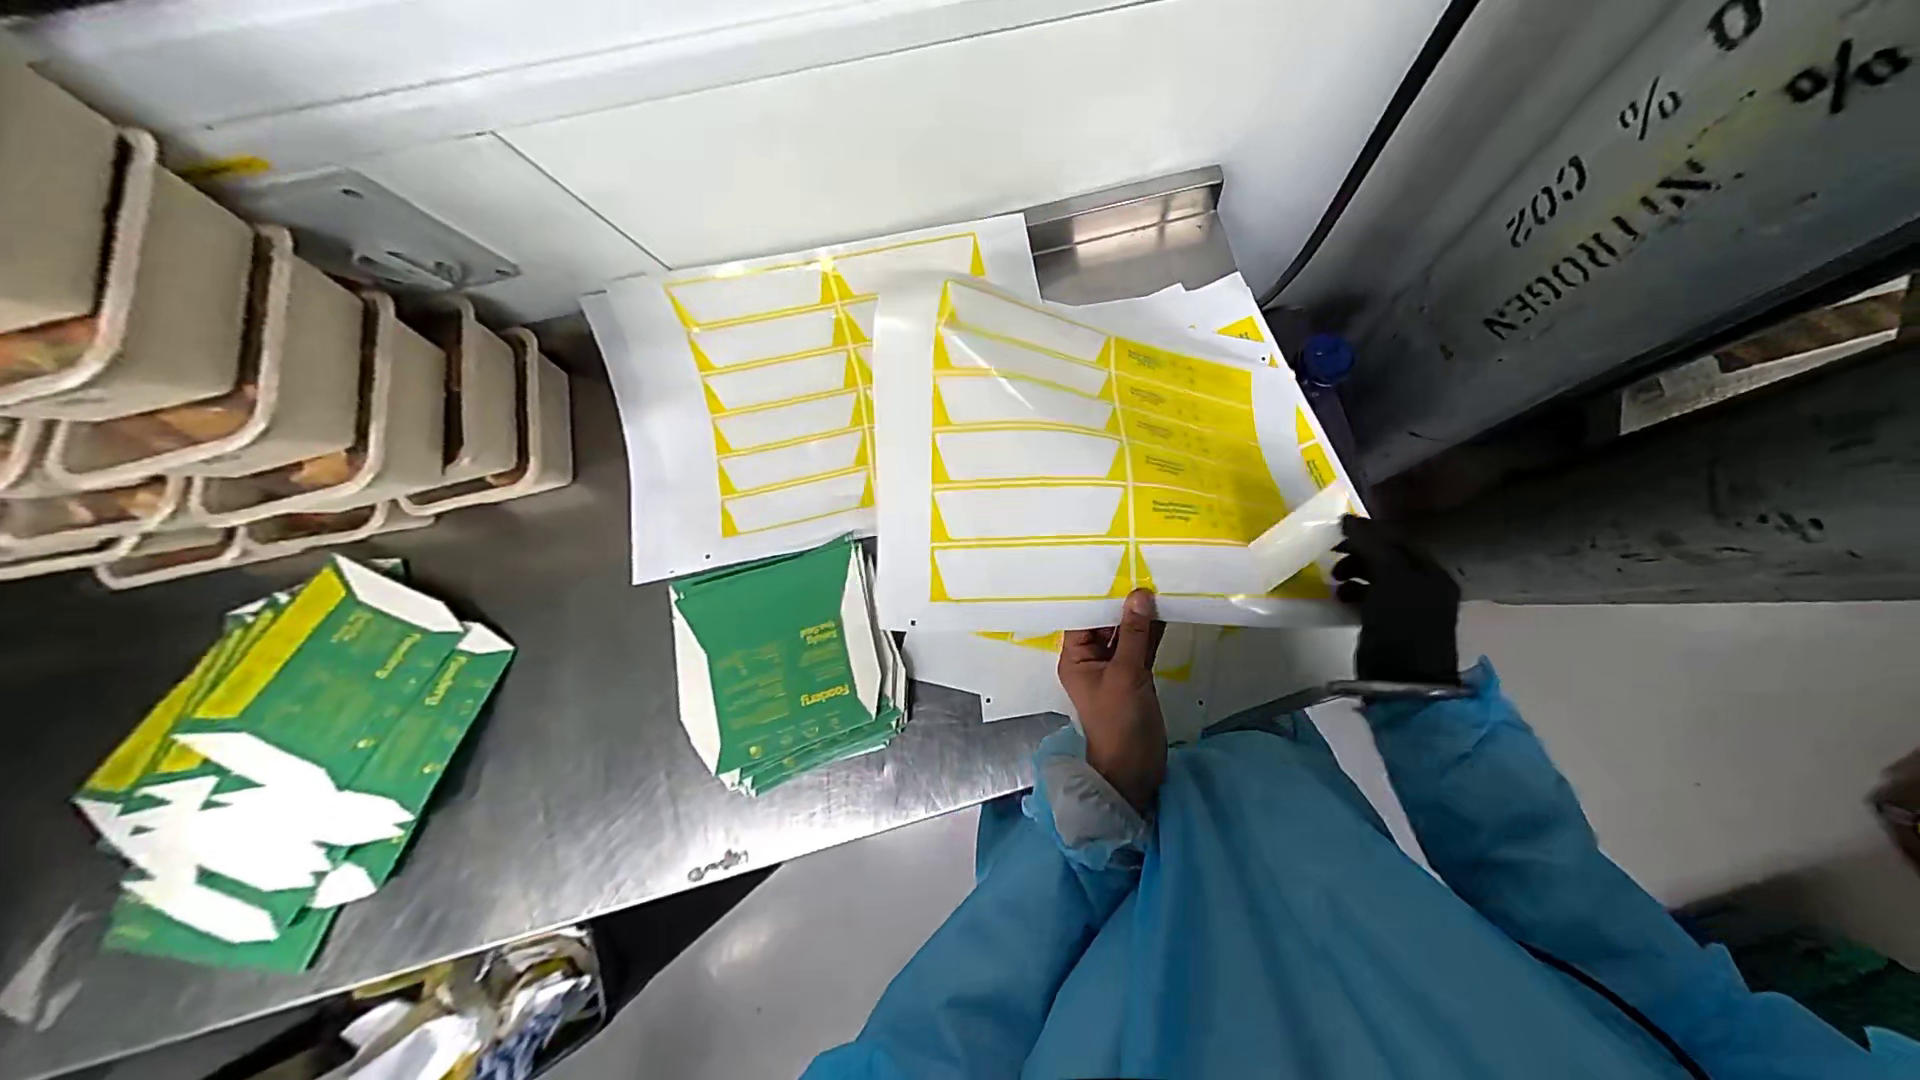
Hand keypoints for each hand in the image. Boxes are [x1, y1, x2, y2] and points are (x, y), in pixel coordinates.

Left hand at [1057, 589, 1165, 812]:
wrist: (1135, 768)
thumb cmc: (1119, 722)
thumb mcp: (1125, 674)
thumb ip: (1133, 634)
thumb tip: (1139, 595)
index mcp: (1075, 657)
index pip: (1082, 618)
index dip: (1097, 596)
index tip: (1113, 569)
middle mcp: (1091, 659)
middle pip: (1105, 623)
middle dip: (1121, 602)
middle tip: (1140, 570)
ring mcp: (1115, 667)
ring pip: (1126, 634)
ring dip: (1140, 615)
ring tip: (1157, 584)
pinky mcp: (1136, 676)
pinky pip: (1141, 646)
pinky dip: (1152, 632)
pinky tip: (1167, 610)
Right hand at [1332, 515, 1461, 684]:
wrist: (1402, 677)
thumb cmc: (1402, 624)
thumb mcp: (1390, 579)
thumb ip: (1371, 547)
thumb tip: (1348, 519)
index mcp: (1431, 573)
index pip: (1398, 540)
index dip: (1369, 534)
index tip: (1339, 533)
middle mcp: (1422, 586)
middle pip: (1385, 557)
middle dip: (1358, 554)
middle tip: (1332, 556)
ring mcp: (1404, 606)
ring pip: (1374, 576)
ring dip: (1352, 573)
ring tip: (1335, 579)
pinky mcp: (1385, 622)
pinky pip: (1366, 597)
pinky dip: (1351, 593)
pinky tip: (1339, 597)